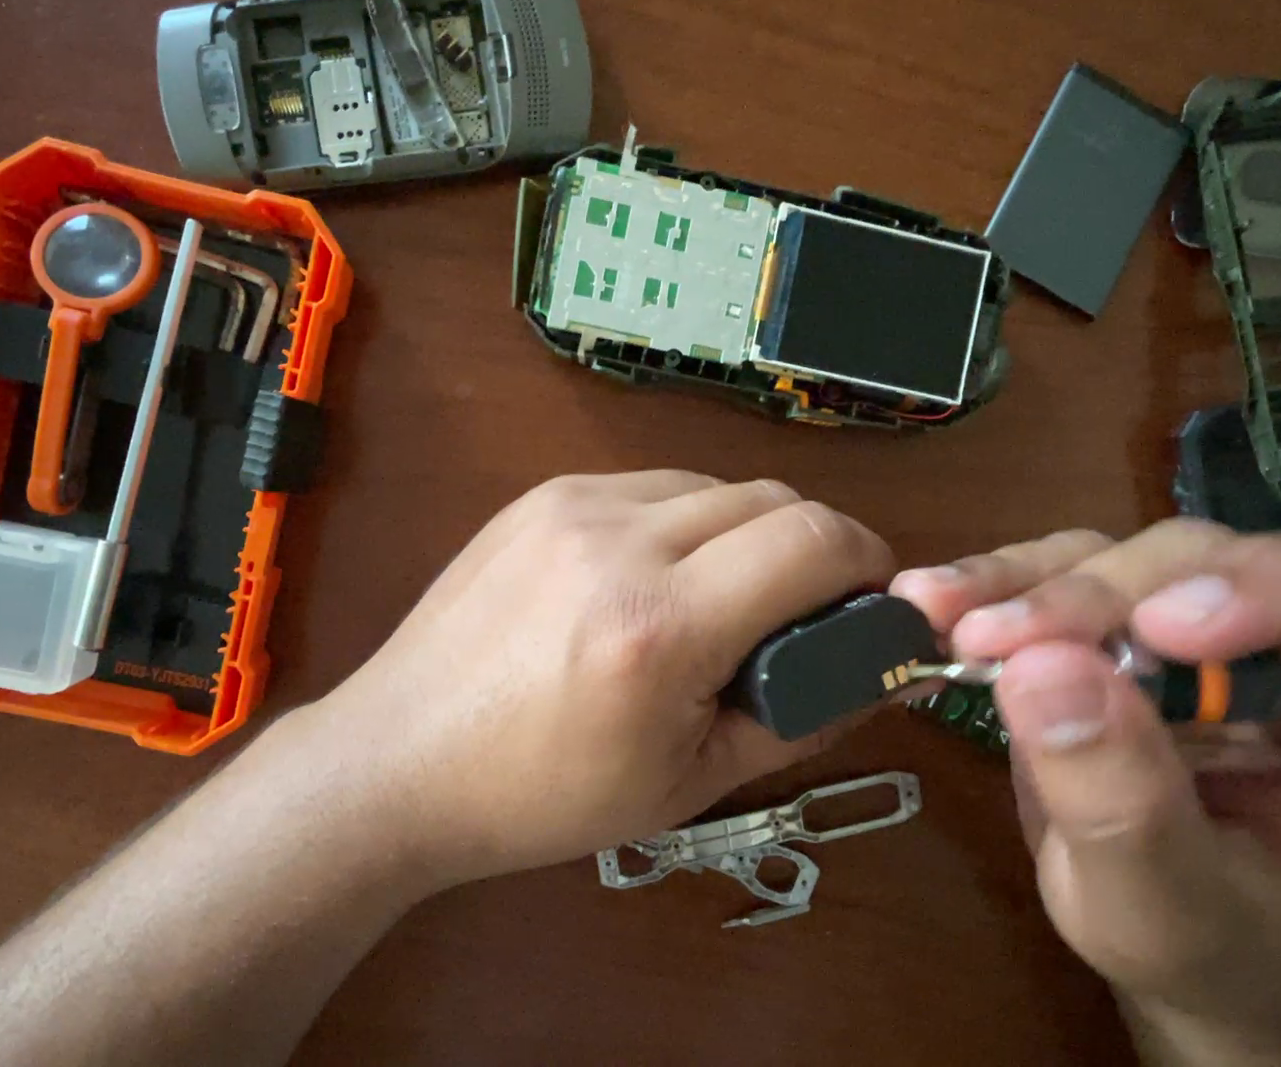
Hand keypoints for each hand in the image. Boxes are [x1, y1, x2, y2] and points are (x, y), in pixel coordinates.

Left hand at [319, 471, 892, 889]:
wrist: (400, 758)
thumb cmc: (544, 795)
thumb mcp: (690, 782)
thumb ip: (801, 716)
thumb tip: (880, 670)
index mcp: (661, 624)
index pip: (813, 540)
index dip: (868, 562)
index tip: (871, 601)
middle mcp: (619, 540)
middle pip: (772, 497)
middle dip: (812, 547)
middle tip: (799, 612)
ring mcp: (572, 504)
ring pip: (713, 485)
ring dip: (745, 532)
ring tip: (719, 598)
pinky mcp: (541, 494)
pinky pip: (652, 487)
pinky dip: (683, 522)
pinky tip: (653, 575)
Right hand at [891, 522, 1280, 1051]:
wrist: (1159, 943)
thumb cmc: (1203, 947)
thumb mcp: (1167, 905)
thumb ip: (1122, 801)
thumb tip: (1040, 667)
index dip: (1274, 580)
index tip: (1163, 630)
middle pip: (1205, 559)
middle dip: (1097, 596)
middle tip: (995, 640)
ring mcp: (1190, 626)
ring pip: (1111, 554)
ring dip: (1019, 581)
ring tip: (936, 614)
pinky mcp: (1108, 625)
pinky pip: (1047, 575)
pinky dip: (984, 587)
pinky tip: (926, 605)